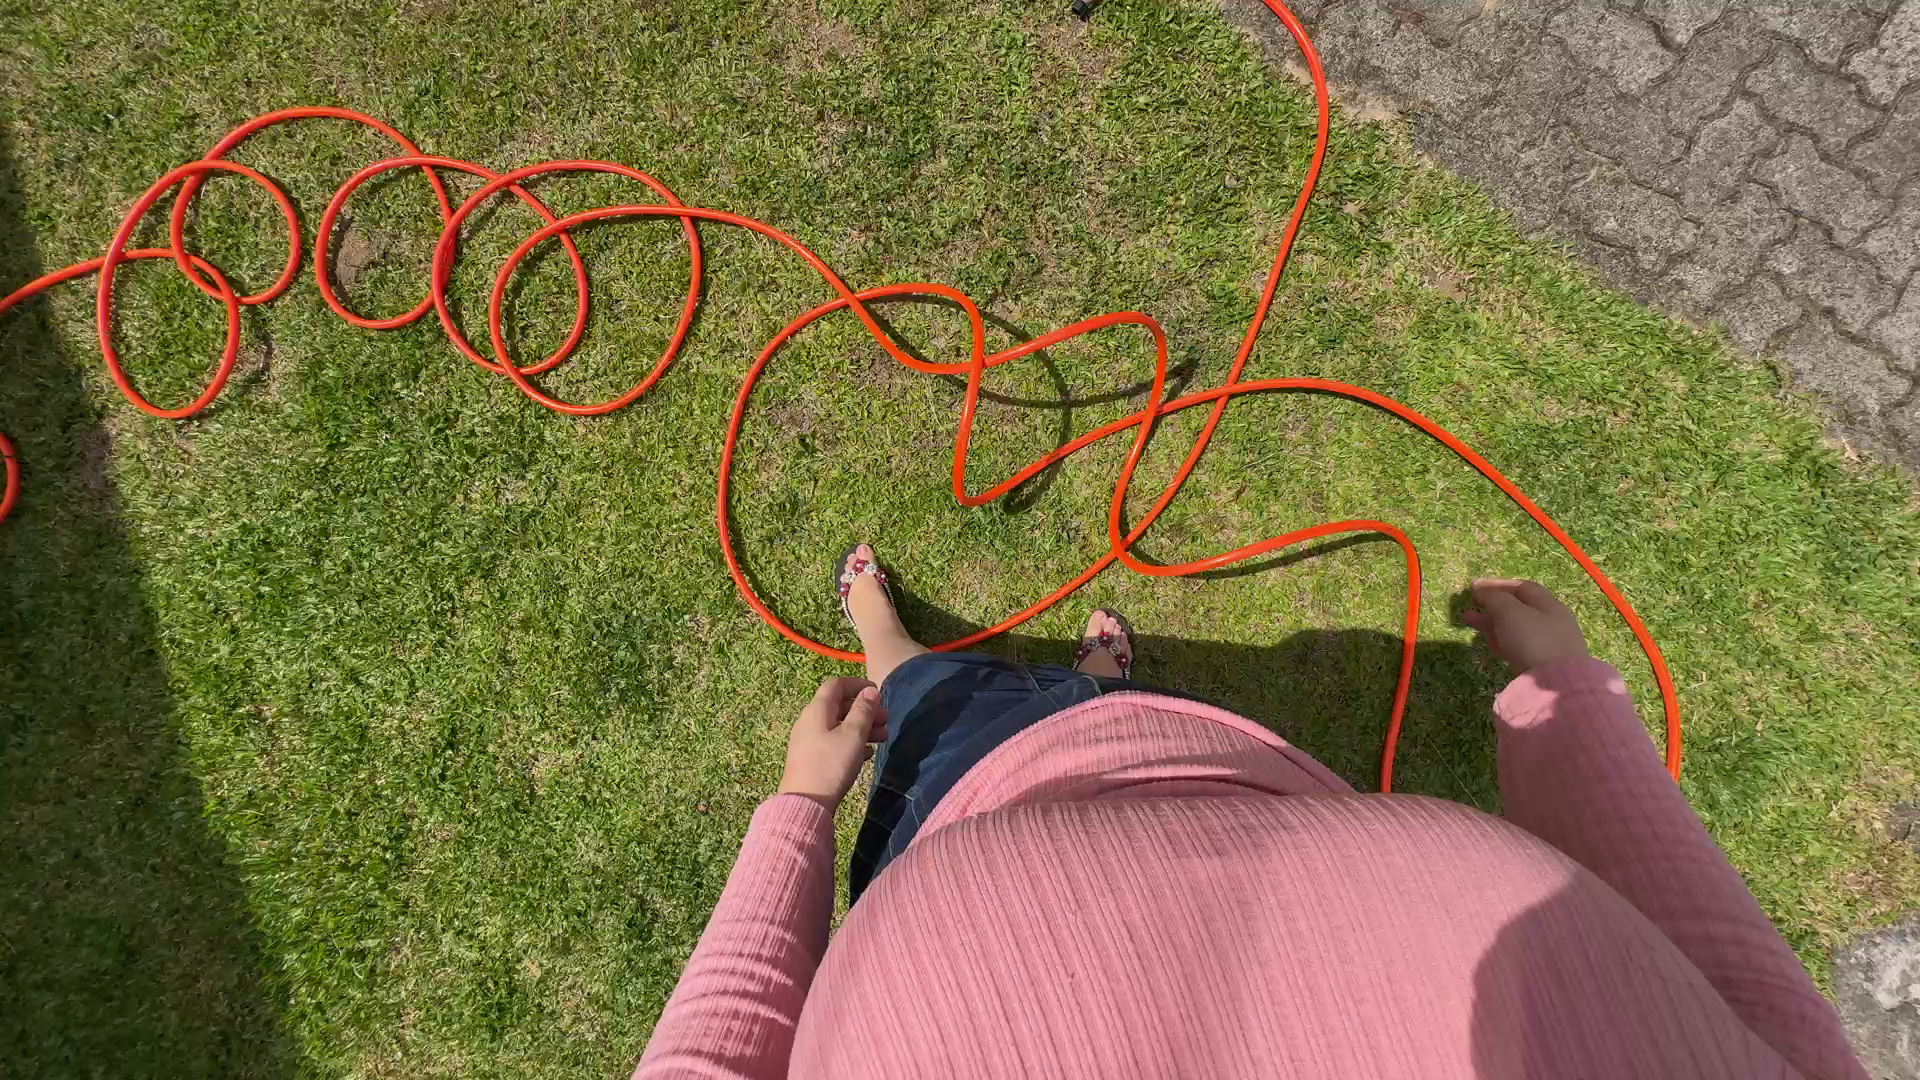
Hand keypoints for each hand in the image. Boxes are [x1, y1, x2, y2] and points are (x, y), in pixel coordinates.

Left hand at [778, 677, 887, 807]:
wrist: (806, 804)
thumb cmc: (832, 764)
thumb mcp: (853, 735)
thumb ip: (863, 710)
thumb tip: (870, 691)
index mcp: (817, 710)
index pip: (836, 685)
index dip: (857, 684)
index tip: (877, 693)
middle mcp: (810, 721)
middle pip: (840, 706)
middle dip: (865, 710)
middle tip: (886, 720)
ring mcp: (809, 740)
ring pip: (839, 725)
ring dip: (862, 727)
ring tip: (884, 737)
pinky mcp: (812, 758)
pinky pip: (835, 741)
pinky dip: (852, 742)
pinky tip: (868, 754)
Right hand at [1462, 579, 1588, 674]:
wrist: (1554, 681)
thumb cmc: (1532, 638)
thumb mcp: (1509, 612)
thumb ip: (1493, 597)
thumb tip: (1480, 588)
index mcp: (1548, 605)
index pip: (1522, 587)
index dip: (1498, 584)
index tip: (1475, 587)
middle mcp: (1550, 620)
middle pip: (1517, 607)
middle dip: (1490, 604)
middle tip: (1470, 605)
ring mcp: (1545, 641)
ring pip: (1513, 626)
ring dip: (1490, 621)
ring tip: (1468, 620)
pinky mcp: (1539, 659)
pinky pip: (1516, 644)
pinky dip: (1500, 639)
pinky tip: (1489, 643)